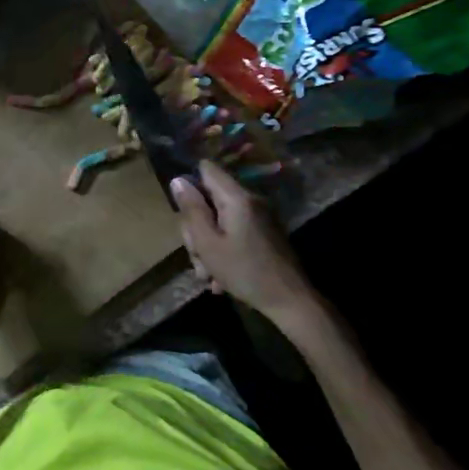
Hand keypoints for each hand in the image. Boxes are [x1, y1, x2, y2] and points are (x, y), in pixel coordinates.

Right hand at [170, 162, 316, 322]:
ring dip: (208, 244)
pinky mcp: (263, 232)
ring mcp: (259, 216)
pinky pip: (233, 231)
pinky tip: (220, 277)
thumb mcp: (209, 244)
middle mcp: (250, 200)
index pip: (206, 169)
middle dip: (197, 226)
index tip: (185, 214)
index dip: (190, 186)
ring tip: (208, 274)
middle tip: (197, 254)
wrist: (290, 301)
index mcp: (237, 198)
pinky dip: (223, 249)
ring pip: (219, 219)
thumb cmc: (245, 272)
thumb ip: (192, 210)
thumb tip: (178, 180)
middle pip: (210, 198)